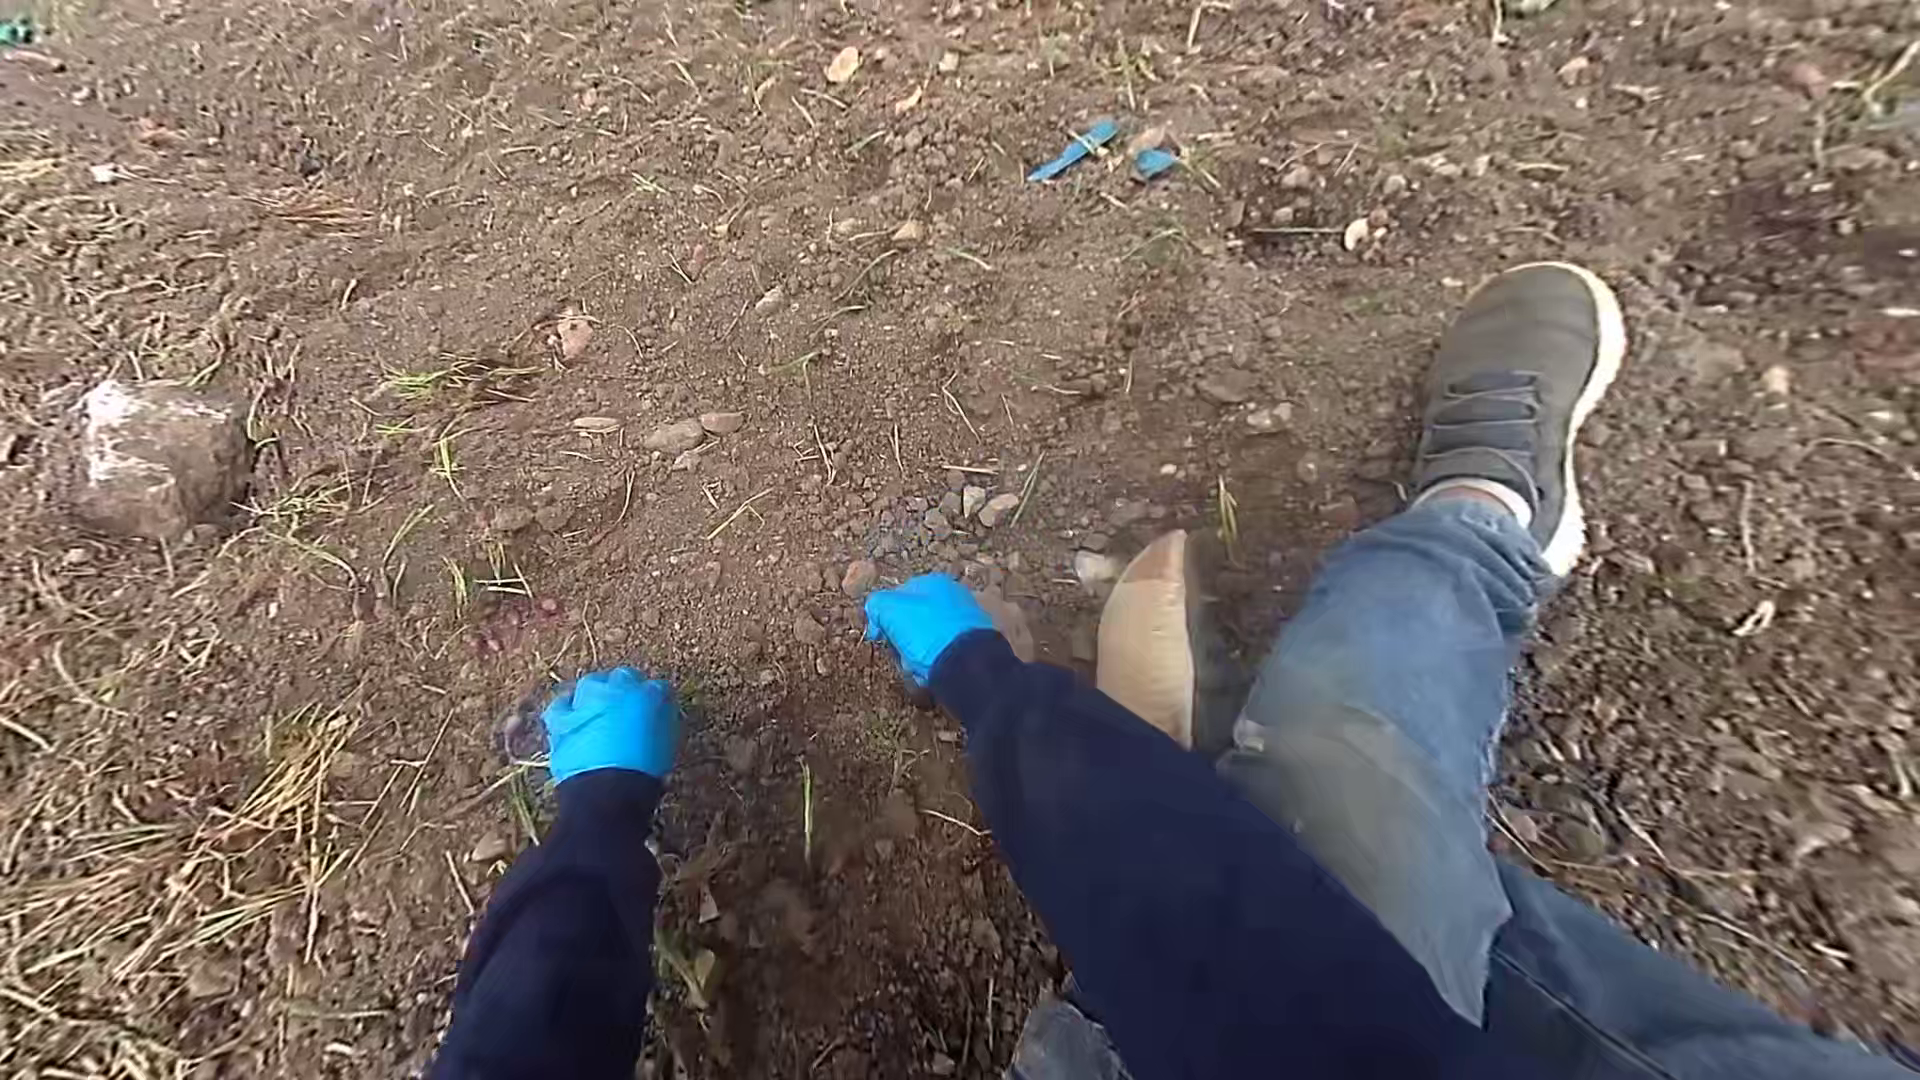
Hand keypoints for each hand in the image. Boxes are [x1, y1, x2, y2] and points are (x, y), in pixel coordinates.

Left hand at [541, 667, 678, 783]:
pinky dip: (567, 708)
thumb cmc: (644, 771)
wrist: (608, 793)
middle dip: (627, 687)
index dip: (655, 700)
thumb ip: (661, 721)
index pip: (657, 687)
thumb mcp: (665, 744)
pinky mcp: (562, 719)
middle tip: (628, 705)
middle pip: (624, 677)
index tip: (655, 710)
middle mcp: (620, 690)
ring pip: (593, 683)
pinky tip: (572, 715)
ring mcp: (589, 702)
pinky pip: (562, 705)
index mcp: (651, 695)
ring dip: (598, 692)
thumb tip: (657, 716)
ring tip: (599, 707)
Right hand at [863, 573, 997, 683]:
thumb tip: (874, 609)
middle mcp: (952, 598)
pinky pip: (940, 655)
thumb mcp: (891, 611)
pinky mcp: (970, 646)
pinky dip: (932, 665)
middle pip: (910, 622)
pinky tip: (930, 672)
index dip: (884, 617)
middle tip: (900, 652)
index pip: (898, 598)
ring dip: (913, 657)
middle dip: (900, 641)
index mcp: (934, 583)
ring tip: (916, 666)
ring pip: (923, 641)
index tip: (879, 635)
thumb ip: (877, 604)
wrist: (965, 663)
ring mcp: (963, 622)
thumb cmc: (927, 632)